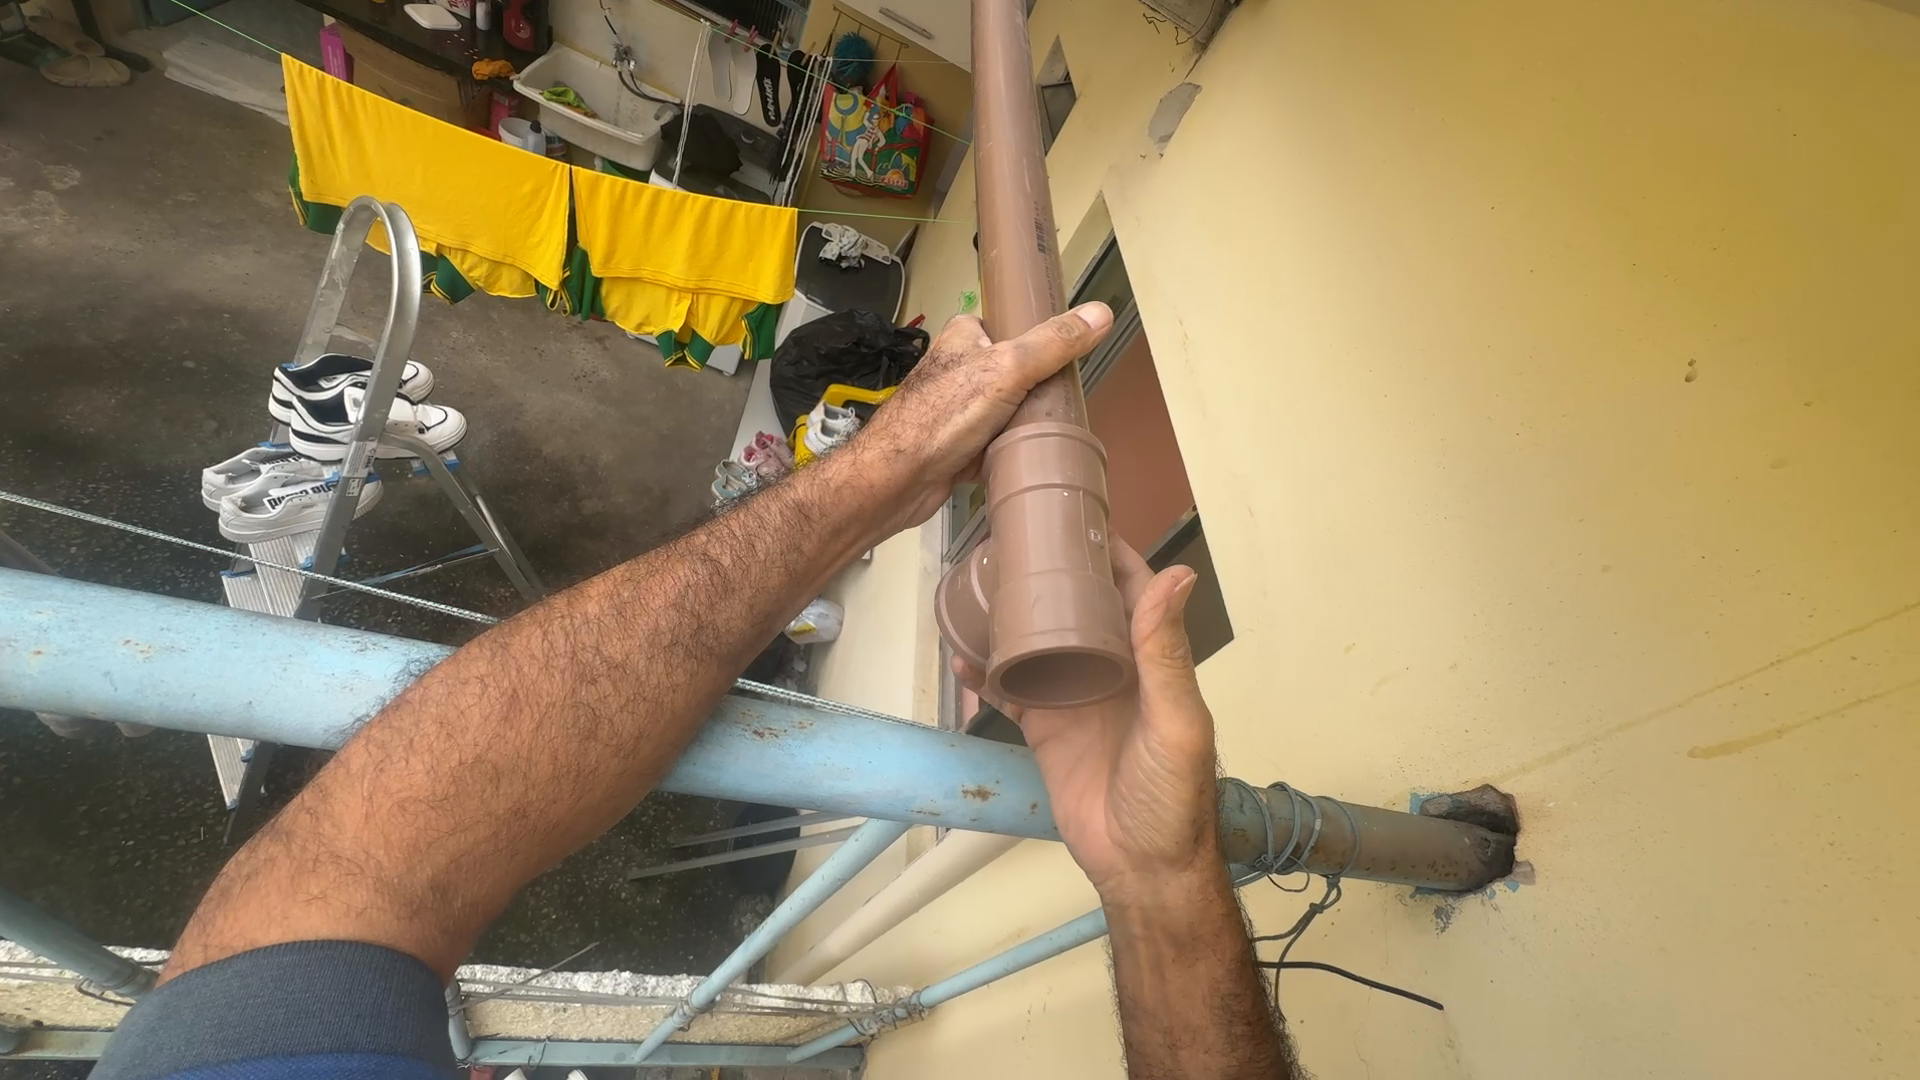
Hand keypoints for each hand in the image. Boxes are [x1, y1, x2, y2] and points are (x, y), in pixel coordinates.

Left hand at [845, 303, 1113, 535]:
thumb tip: (1101, 313)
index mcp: (965, 337)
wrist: (898, 480)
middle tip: (1067, 404)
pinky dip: (1013, 450)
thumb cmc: (944, 416)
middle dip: (1041, 391)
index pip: (1015, 328)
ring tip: (1056, 433)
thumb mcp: (1008, 369)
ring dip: (1028, 424)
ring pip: (1010, 411)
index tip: (1071, 363)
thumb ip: (1054, 343)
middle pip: (1018, 373)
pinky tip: (1032, 457)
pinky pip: (999, 443)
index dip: (1043, 344)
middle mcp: (959, 369)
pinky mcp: (960, 445)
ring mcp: (959, 409)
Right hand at [955, 540, 1222, 901]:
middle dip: (1053, 574)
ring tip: (980, 589)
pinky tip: (961, 655)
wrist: (1139, 866)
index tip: (1077, 518)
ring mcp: (1073, 696)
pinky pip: (1010, 690)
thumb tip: (1178, 572)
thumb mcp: (1176, 720)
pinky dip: (985, 674)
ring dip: (1013, 618)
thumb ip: (1167, 650)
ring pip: (1038, 643)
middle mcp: (1110, 668)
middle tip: (1015, 543)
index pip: (1132, 590)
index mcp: (1148, 658)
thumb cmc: (1171, 795)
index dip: (1110, 553)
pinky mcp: (1044, 727)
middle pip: (1078, 607)